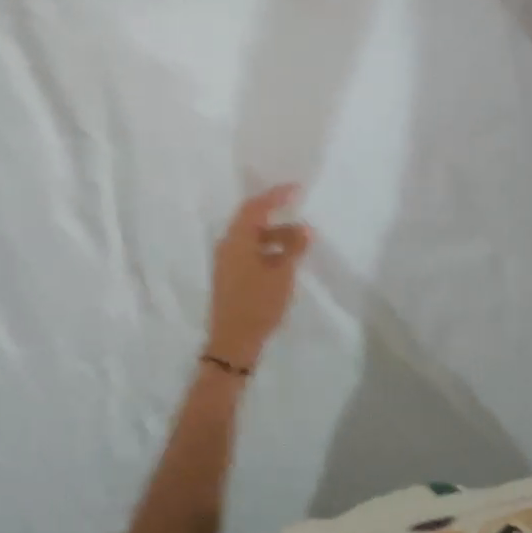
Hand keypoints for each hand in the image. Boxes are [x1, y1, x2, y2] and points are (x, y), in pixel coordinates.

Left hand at [206, 186, 311, 371]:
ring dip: (274, 234)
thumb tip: (305, 228)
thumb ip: (294, 248)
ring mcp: (226, 261)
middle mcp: (227, 245)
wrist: (232, 343)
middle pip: (251, 220)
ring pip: (251, 237)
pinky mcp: (229, 276)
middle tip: (298, 209)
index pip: (256, 206)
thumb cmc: (258, 304)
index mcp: (237, 239)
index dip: (276, 195)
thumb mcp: (282, 274)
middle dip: (276, 213)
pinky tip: (285, 258)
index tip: (297, 189)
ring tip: (300, 240)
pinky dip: (267, 248)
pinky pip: (249, 251)